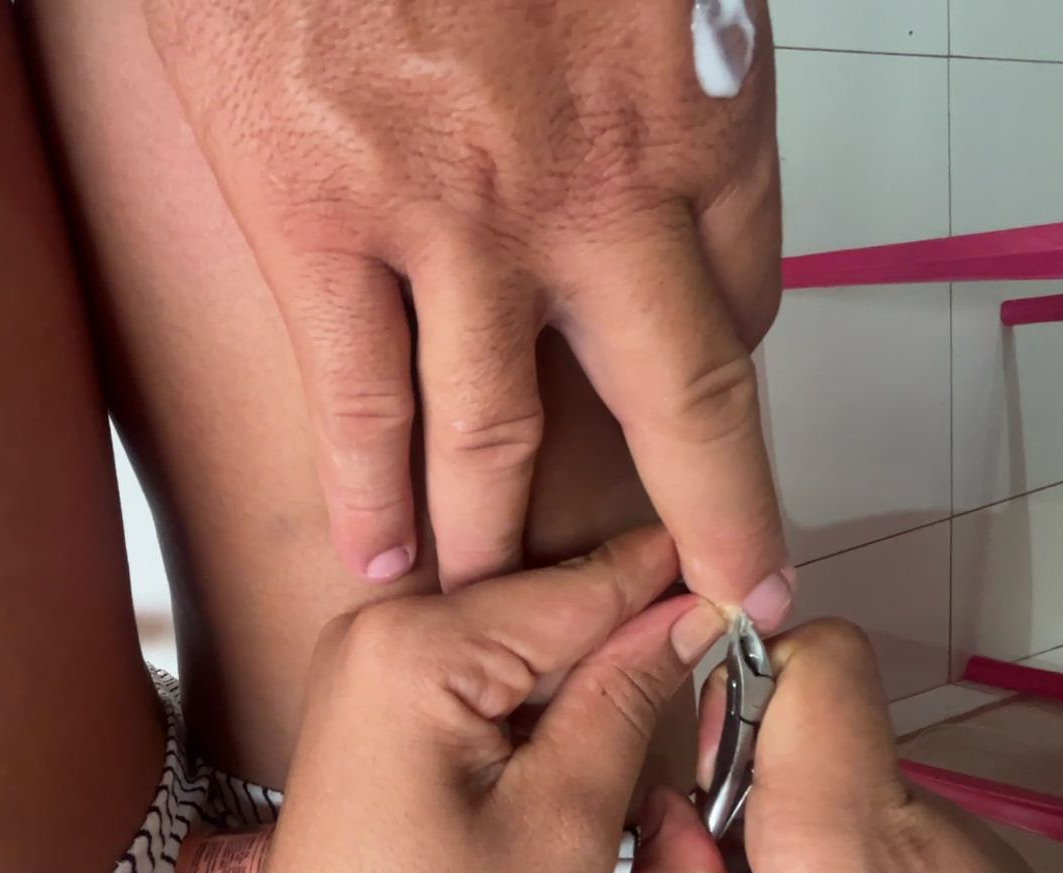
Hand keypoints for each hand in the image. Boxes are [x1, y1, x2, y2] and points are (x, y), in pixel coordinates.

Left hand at [126, 527, 727, 872]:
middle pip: (536, 598)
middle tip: (707, 643)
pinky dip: (526, 677)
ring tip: (644, 688)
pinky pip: (469, 652)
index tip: (739, 583)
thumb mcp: (560, 822)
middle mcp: (376, 624)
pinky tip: (563, 715)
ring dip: (576, 654)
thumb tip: (686, 616)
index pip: (574, 586)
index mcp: (416, 646)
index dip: (667, 580)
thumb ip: (624, 698)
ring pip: (507, 624)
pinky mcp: (368, 682)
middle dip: (622, 621)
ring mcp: (364, 650)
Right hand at [143, 0, 788, 613]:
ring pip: (494, 426)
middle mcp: (583, 187)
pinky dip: (368, 490)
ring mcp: (452, 223)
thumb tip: (654, 183)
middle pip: (675, 398)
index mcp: (681, 104)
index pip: (735, 295)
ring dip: (497, 531)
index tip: (708, 441)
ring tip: (497, 601)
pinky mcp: (327, 231)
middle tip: (728, 604)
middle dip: (710, 516)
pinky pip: (361, 395)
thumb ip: (671, 78)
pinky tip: (378, 556)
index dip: (728, 386)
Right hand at [613, 621, 1062, 872]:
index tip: (704, 774)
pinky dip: (831, 860)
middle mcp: (930, 821)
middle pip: (803, 722)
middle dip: (734, 781)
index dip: (741, 682)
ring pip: (831, 776)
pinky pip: (875, 821)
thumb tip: (661, 819)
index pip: (817, 660)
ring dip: (779, 829)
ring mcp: (976, 847)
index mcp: (863, 849)